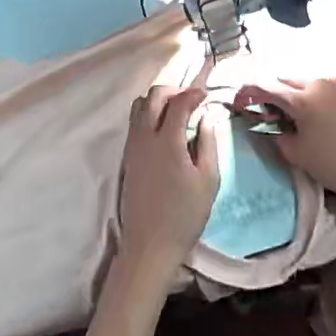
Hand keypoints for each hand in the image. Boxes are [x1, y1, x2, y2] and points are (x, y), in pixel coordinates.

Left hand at [117, 86, 221, 278]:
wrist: (149, 246)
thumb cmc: (185, 215)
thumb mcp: (208, 180)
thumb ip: (208, 143)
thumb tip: (206, 118)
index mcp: (167, 141)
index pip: (178, 102)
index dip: (194, 93)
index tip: (206, 95)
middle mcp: (145, 137)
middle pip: (154, 96)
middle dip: (174, 90)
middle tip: (192, 99)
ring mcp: (132, 146)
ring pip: (139, 105)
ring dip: (158, 100)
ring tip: (177, 111)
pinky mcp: (126, 156)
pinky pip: (134, 121)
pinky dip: (148, 113)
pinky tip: (164, 128)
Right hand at [232, 77, 335, 212]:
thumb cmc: (333, 165)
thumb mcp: (296, 154)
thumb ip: (277, 134)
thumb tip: (269, 124)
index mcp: (302, 99)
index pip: (267, 87)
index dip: (250, 93)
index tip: (241, 100)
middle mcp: (321, 82)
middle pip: (290, 80)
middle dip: (279, 92)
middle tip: (275, 110)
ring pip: (313, 82)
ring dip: (303, 93)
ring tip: (305, 112)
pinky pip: (334, 86)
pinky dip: (325, 95)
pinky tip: (328, 113)